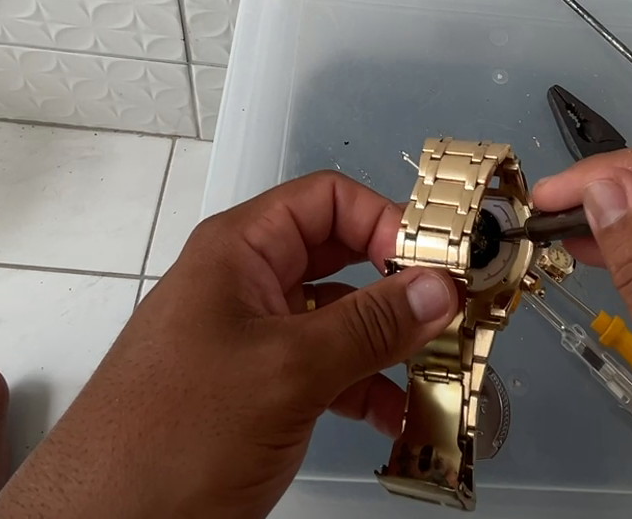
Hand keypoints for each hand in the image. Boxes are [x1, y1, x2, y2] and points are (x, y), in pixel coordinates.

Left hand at [0, 171, 456, 518]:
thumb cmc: (179, 430)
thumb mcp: (286, 370)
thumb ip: (370, 326)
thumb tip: (442, 286)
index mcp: (242, 247)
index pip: (328, 201)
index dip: (385, 220)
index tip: (438, 263)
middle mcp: (248, 279)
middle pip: (339, 256)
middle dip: (396, 282)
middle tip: (452, 310)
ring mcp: (252, 335)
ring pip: (337, 316)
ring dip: (388, 341)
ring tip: (438, 368)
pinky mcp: (255, 387)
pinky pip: (324, 367)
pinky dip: (364, 385)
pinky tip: (396, 416)